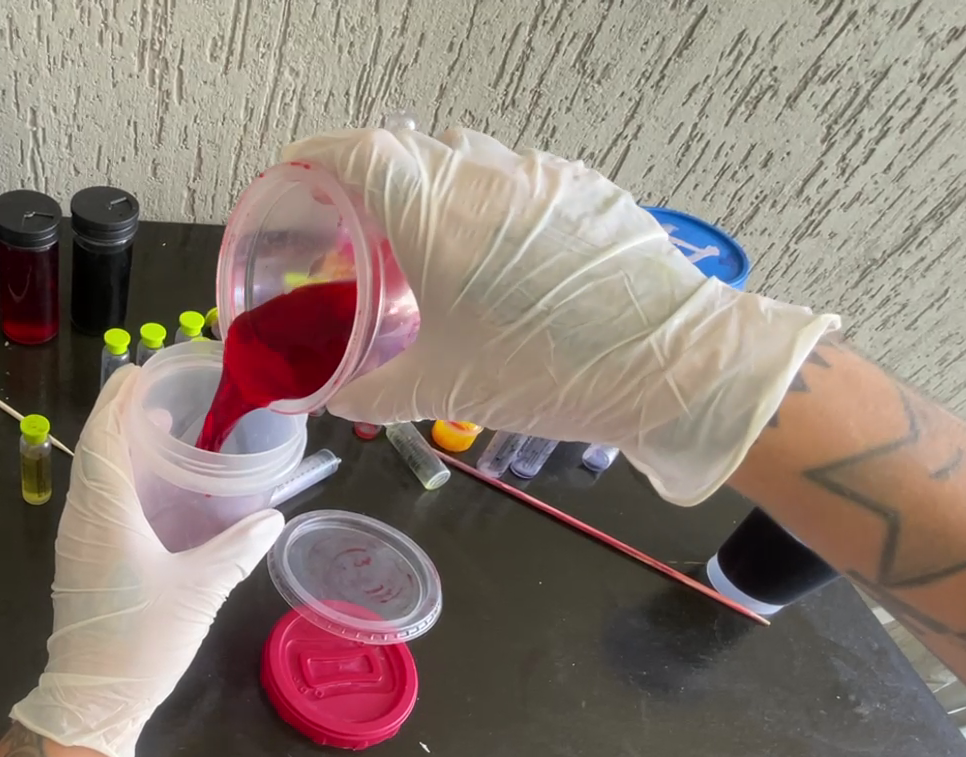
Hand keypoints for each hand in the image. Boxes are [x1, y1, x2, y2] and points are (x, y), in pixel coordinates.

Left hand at [10, 368, 284, 756]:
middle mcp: (82, 521)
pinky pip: (95, 506)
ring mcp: (76, 544)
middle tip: (159, 397)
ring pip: (92, 480)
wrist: (92, 701)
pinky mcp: (81, 565)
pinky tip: (148, 491)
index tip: (138, 372)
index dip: (117, 401)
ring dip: (118, 449)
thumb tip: (273, 518)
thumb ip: (236, 549)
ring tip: (157, 434)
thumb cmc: (141, 641)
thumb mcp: (198, 592)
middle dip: (119, 418)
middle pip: (93, 452)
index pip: (102, 438)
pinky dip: (118, 483)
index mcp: (104, 514)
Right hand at [281, 126, 839, 504]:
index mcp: (438, 220)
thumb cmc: (543, 372)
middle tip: (351, 223)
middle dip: (364, 175)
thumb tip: (331, 398)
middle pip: (406, 147)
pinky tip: (484, 248)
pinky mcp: (580, 187)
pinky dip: (474, 196)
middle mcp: (485, 179)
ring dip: (423, 182)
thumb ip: (370, 394)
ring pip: (460, 153)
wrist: (673, 367)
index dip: (316, 153)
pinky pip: (509, 172)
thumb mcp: (441, 391)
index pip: (361, 153)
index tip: (293, 171)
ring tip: (415, 236)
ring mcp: (540, 176)